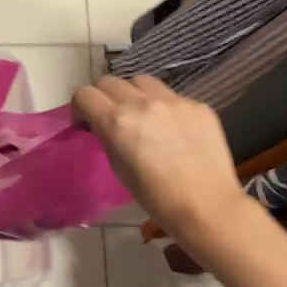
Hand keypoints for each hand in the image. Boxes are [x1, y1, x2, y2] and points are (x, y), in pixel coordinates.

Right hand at [74, 76, 250, 242]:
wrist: (206, 205)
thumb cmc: (155, 197)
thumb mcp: (119, 169)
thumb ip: (109, 139)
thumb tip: (106, 127)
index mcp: (117, 122)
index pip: (84, 95)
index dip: (80, 108)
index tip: (85, 122)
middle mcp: (143, 102)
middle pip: (110, 82)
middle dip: (103, 98)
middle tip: (110, 119)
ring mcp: (174, 100)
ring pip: (141, 81)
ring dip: (133, 94)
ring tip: (141, 116)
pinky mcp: (197, 104)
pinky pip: (171, 96)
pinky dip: (162, 106)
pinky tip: (172, 130)